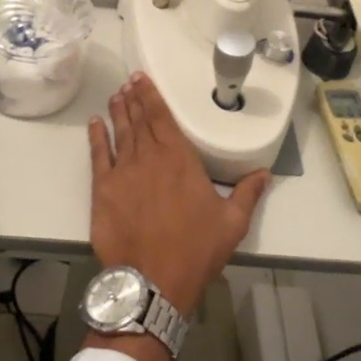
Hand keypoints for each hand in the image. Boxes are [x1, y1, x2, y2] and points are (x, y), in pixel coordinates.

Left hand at [87, 73, 267, 328]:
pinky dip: (97, 137)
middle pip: (139, 120)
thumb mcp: (231, 223)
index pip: (161, 117)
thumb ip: (247, 193)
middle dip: (133, 98)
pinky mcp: (103, 190)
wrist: (153, 282)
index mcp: (179, 159)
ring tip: (116, 96)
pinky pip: (98, 155)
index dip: (151, 96)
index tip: (142, 79)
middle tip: (129, 82)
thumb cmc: (196, 250)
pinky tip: (95, 123)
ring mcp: (123, 172)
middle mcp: (148, 157)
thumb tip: (265, 173)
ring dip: (118, 112)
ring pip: (120, 133)